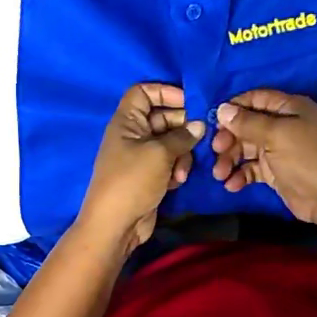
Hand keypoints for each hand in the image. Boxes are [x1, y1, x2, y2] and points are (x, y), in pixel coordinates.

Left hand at [77, 83, 205, 249]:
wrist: (116, 224)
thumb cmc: (132, 180)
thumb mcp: (159, 153)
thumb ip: (182, 136)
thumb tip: (199, 125)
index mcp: (126, 121)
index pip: (143, 92)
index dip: (165, 91)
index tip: (189, 101)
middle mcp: (132, 134)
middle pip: (162, 117)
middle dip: (182, 127)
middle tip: (200, 137)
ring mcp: (141, 156)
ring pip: (170, 142)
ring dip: (181, 153)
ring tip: (181, 171)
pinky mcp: (149, 175)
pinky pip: (169, 162)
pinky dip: (176, 169)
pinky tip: (177, 182)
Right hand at [212, 89, 316, 229]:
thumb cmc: (309, 159)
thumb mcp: (277, 135)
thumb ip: (247, 122)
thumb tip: (221, 109)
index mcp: (290, 108)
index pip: (256, 99)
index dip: (234, 108)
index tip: (213, 121)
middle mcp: (284, 126)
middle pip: (247, 125)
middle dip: (229, 138)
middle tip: (216, 151)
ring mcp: (280, 150)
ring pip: (247, 149)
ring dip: (231, 160)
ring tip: (220, 174)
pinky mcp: (277, 173)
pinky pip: (252, 169)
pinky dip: (241, 176)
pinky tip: (232, 186)